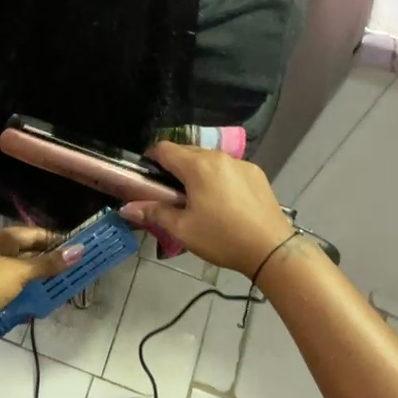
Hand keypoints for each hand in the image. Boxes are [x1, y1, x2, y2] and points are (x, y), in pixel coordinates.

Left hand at [0, 226, 82, 339]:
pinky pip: (8, 292)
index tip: (76, 249)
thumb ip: (48, 264)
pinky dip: (22, 297)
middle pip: (25, 254)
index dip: (55, 240)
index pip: (33, 233)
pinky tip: (34, 308)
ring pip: (18, 275)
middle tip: (70, 272)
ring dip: (35, 283)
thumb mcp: (19, 272)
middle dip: (47, 264)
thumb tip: (78, 251)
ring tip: (56, 291)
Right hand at [119, 142, 294, 276]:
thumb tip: (126, 208)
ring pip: (209, 159)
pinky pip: (229, 168)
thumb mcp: (183, 229)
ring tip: (198, 199)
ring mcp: (240, 163)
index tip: (148, 177)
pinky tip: (225, 202)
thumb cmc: (222, 238)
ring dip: (198, 172)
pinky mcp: (256, 172)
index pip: (164, 148)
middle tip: (171, 194)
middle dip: (174, 167)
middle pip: (187, 152)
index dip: (151, 159)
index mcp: (197, 165)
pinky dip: (219, 177)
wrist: (271, 248)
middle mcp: (218, 156)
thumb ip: (154, 214)